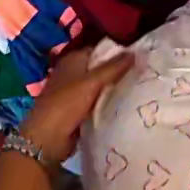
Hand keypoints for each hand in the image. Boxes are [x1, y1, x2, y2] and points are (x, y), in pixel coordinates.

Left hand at [18, 48, 133, 163]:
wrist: (46, 140)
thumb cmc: (66, 104)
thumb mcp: (92, 82)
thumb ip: (114, 67)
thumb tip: (135, 52)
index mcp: (73, 59)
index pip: (100, 48)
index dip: (118, 49)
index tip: (140, 52)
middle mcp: (73, 71)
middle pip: (100, 66)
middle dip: (119, 68)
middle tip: (144, 68)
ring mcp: (74, 90)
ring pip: (100, 83)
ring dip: (115, 85)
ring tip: (140, 82)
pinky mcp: (77, 107)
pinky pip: (98, 98)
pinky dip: (108, 99)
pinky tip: (126, 99)